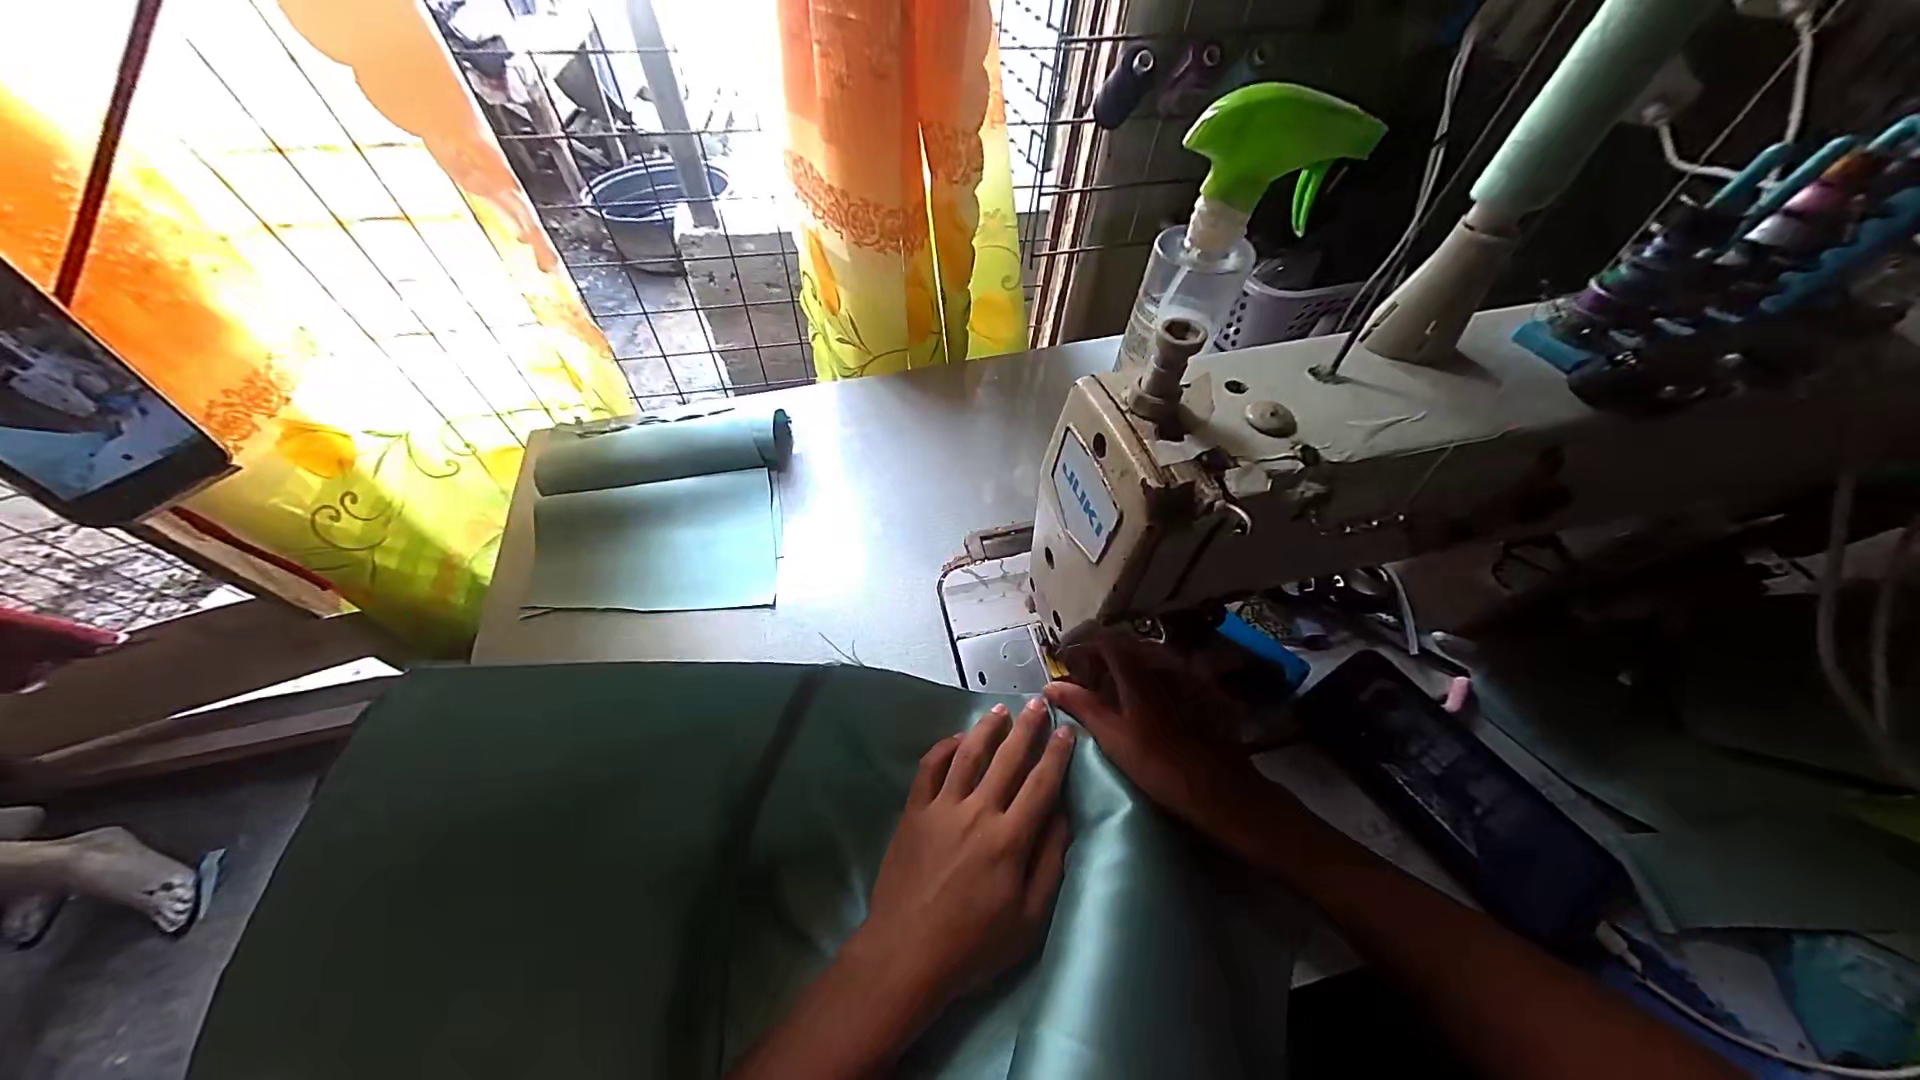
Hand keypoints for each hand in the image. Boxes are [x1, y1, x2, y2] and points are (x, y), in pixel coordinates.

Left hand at [855, 698, 1073, 1003]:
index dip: (1057, 754)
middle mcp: (978, 812)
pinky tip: (957, 739)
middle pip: (1008, 758)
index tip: (1066, 731)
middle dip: (1027, 728)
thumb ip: (1049, 863)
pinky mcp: (914, 811)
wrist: (906, 952)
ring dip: (987, 728)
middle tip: (1038, 703)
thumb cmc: (974, 945)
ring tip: (1001, 710)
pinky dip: (944, 748)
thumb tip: (1062, 817)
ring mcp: (942, 808)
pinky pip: (930, 768)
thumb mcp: (1029, 919)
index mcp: (1010, 838)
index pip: (1041, 784)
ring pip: (969, 754)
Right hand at [1042, 632, 1280, 859]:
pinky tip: (1149, 700)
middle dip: (1105, 656)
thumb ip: (1081, 705)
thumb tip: (1051, 685)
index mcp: (1137, 671)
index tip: (1068, 660)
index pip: (1105, 641)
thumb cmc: (1157, 763)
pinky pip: (1171, 673)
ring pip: (1150, 659)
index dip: (1084, 646)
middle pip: (1128, 647)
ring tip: (1115, 688)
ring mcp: (1187, 676)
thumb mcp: (1111, 736)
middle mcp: (1162, 664)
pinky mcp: (1204, 692)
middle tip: (1088, 676)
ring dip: (1130, 666)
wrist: (1220, 788)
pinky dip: (1153, 679)